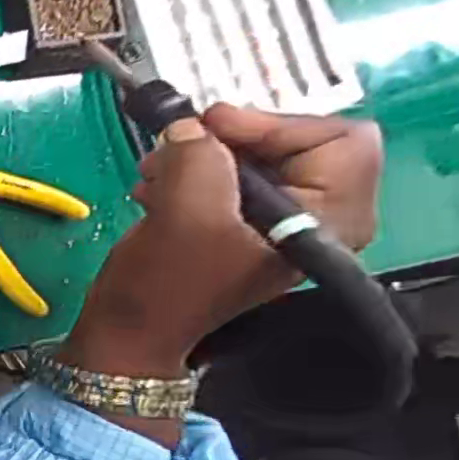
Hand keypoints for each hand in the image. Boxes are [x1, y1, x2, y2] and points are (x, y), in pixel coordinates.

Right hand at [63, 105, 383, 380]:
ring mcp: (274, 228)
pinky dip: (189, 179)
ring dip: (198, 160)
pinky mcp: (234, 234)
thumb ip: (195, 161)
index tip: (202, 125)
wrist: (125, 335)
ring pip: (252, 165)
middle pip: (292, 148)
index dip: (268, 123)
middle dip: (226, 143)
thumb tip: (188, 128)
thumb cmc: (159, 285)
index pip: (333, 138)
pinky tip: (155, 189)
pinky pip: (226, 188)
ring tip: (154, 172)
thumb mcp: (180, 217)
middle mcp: (316, 218)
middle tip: (171, 148)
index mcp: (329, 216)